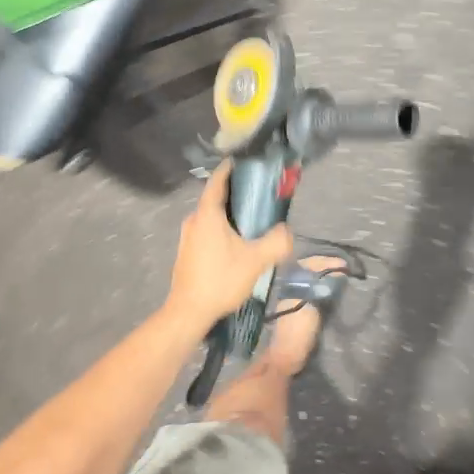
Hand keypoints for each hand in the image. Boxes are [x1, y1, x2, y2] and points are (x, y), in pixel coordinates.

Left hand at [164, 160, 293, 326]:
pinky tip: (237, 244)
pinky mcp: (187, 253)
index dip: (230, 168)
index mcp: (207, 214)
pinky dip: (221, 230)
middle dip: (236, 194)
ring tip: (252, 221)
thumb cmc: (220, 280)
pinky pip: (207, 232)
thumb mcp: (256, 260)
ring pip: (211, 217)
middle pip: (215, 198)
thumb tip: (286, 230)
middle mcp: (194, 220)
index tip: (245, 162)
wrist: (189, 311)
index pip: (218, 180)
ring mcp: (187, 237)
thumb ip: (276, 241)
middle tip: (259, 196)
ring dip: (229, 215)